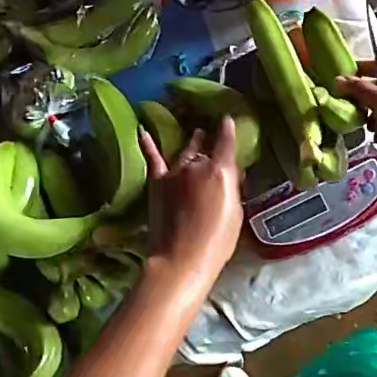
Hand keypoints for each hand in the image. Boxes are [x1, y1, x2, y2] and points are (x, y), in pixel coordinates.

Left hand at [138, 116, 242, 288]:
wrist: (181, 258)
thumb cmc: (217, 241)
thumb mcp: (235, 213)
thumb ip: (232, 188)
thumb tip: (232, 172)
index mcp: (220, 171)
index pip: (226, 142)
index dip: (228, 129)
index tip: (228, 119)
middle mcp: (196, 165)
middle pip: (205, 152)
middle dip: (210, 144)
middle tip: (213, 136)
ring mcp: (174, 173)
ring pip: (184, 153)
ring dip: (191, 143)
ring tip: (196, 134)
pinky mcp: (157, 182)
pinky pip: (153, 158)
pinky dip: (148, 144)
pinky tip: (142, 130)